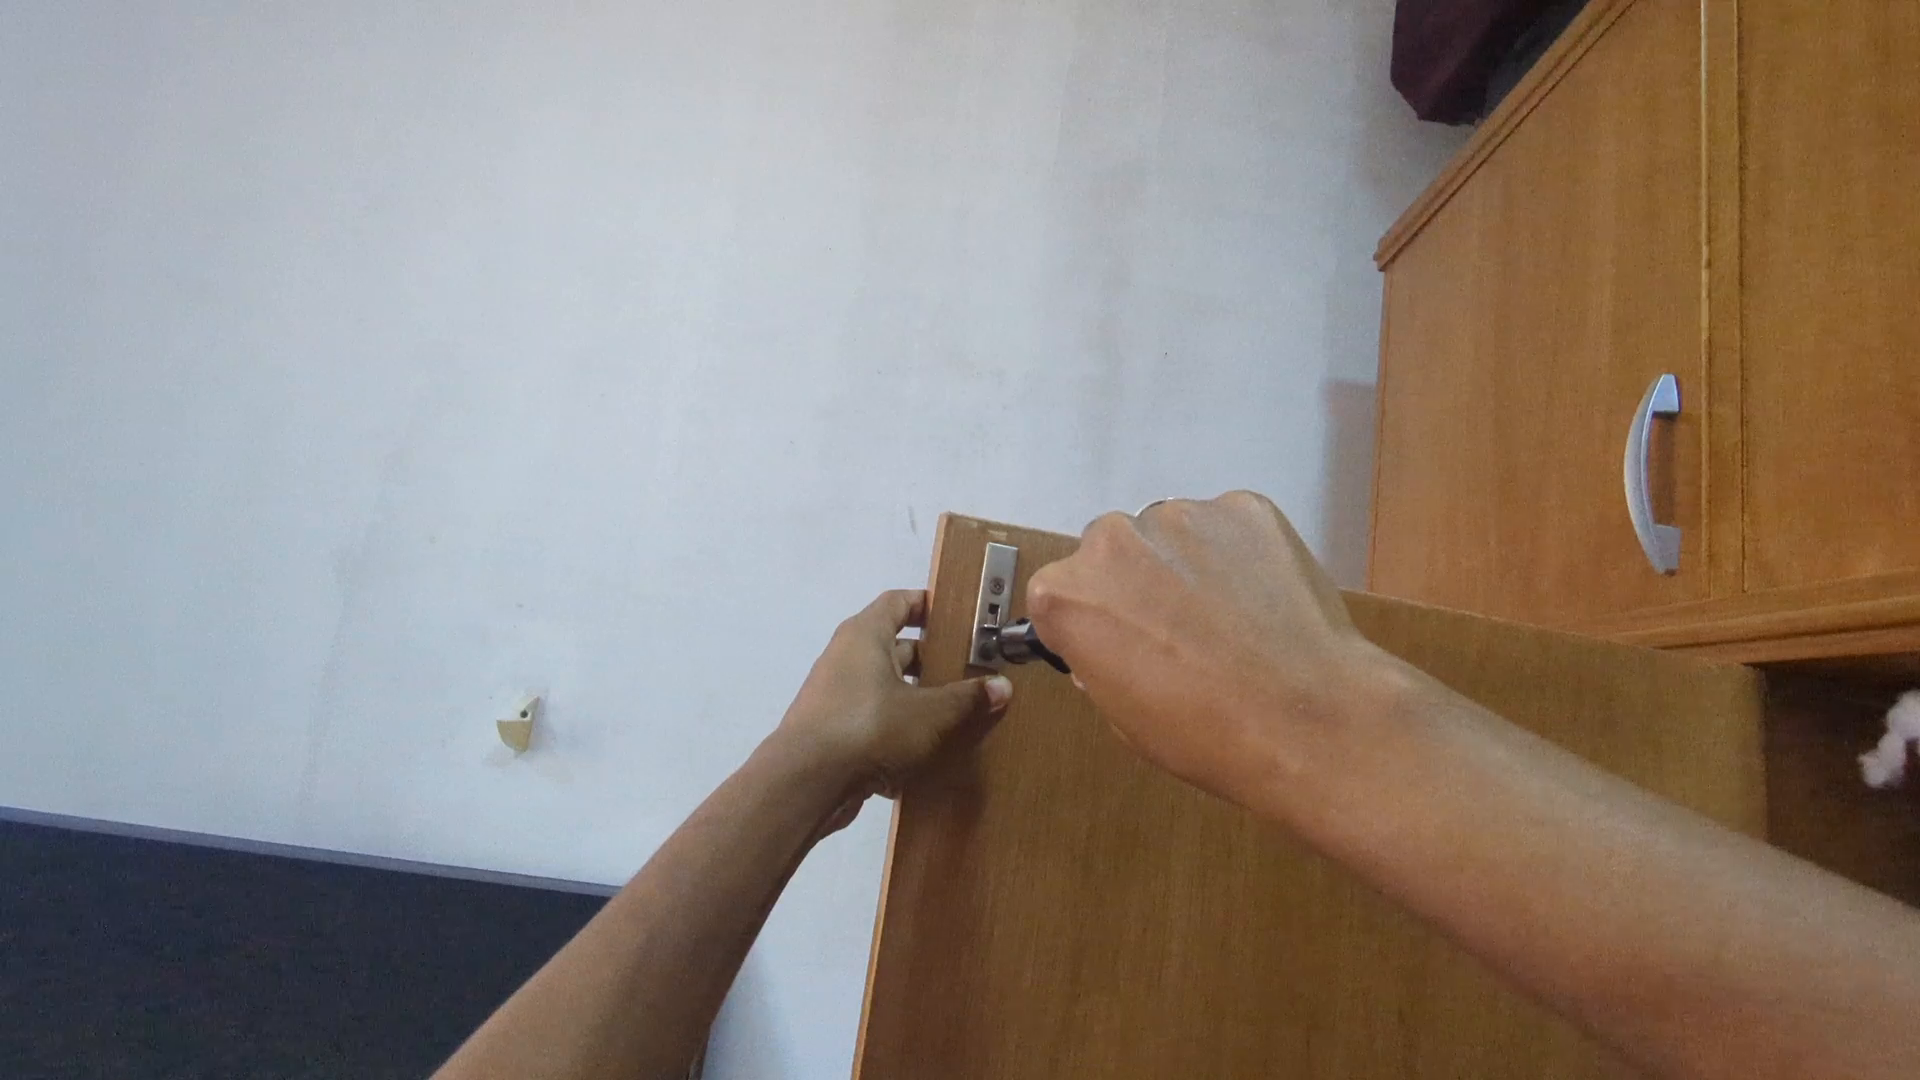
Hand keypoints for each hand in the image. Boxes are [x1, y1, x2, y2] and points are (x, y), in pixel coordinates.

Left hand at [776, 590, 1012, 807]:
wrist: (805, 783)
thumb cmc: (869, 727)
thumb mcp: (929, 713)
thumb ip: (966, 699)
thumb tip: (1002, 687)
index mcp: (865, 635)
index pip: (898, 602)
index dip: (927, 604)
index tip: (958, 616)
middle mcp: (846, 657)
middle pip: (894, 647)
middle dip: (931, 660)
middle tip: (967, 670)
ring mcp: (836, 695)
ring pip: (885, 687)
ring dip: (916, 698)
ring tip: (955, 713)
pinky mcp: (832, 732)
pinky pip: (872, 721)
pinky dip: (897, 731)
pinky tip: (926, 753)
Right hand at [1026, 491, 1397, 805]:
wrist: (1307, 719)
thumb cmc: (1204, 731)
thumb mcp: (1119, 713)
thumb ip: (1097, 656)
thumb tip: (1114, 638)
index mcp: (1067, 592)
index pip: (1059, 592)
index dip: (1089, 619)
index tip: (1116, 640)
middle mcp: (1112, 540)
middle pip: (1110, 552)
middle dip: (1134, 581)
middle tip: (1175, 627)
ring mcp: (1179, 516)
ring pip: (1168, 533)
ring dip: (1183, 562)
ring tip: (1226, 613)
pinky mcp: (1243, 507)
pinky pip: (1225, 525)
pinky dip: (1236, 551)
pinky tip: (1260, 596)